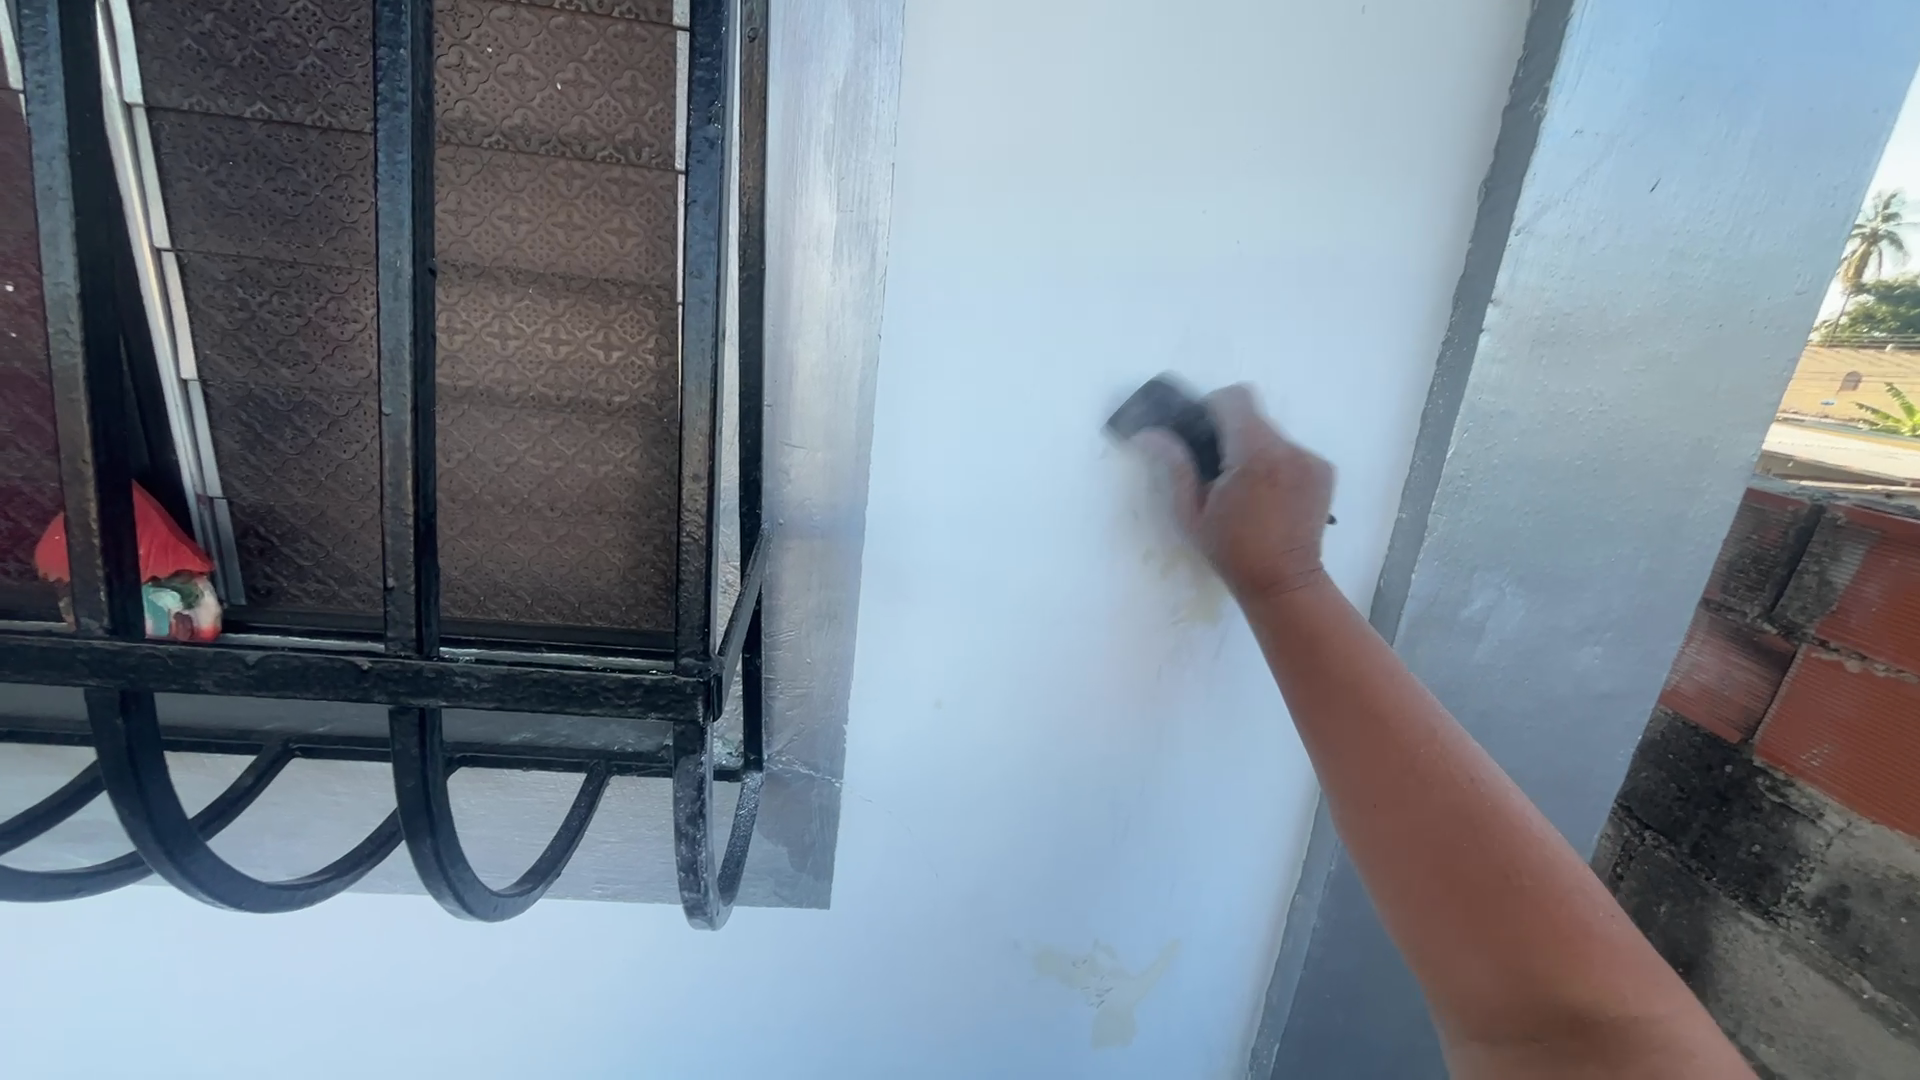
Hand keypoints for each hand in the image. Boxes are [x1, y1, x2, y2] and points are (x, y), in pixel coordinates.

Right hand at [1133, 384, 1333, 602]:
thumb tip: (1148, 433)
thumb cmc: (1230, 551)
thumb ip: (1174, 465)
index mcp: (1254, 455)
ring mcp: (1311, 459)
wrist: (1283, 582)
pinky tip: (1266, 496)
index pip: (1235, 397)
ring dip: (1252, 449)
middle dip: (1231, 433)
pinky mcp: (1323, 471)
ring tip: (1242, 488)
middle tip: (1215, 468)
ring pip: (1272, 435)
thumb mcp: (1191, 512)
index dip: (1213, 405)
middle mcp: (1289, 448)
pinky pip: (1290, 451)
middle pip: (1254, 416)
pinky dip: (1273, 464)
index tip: (1201, 431)